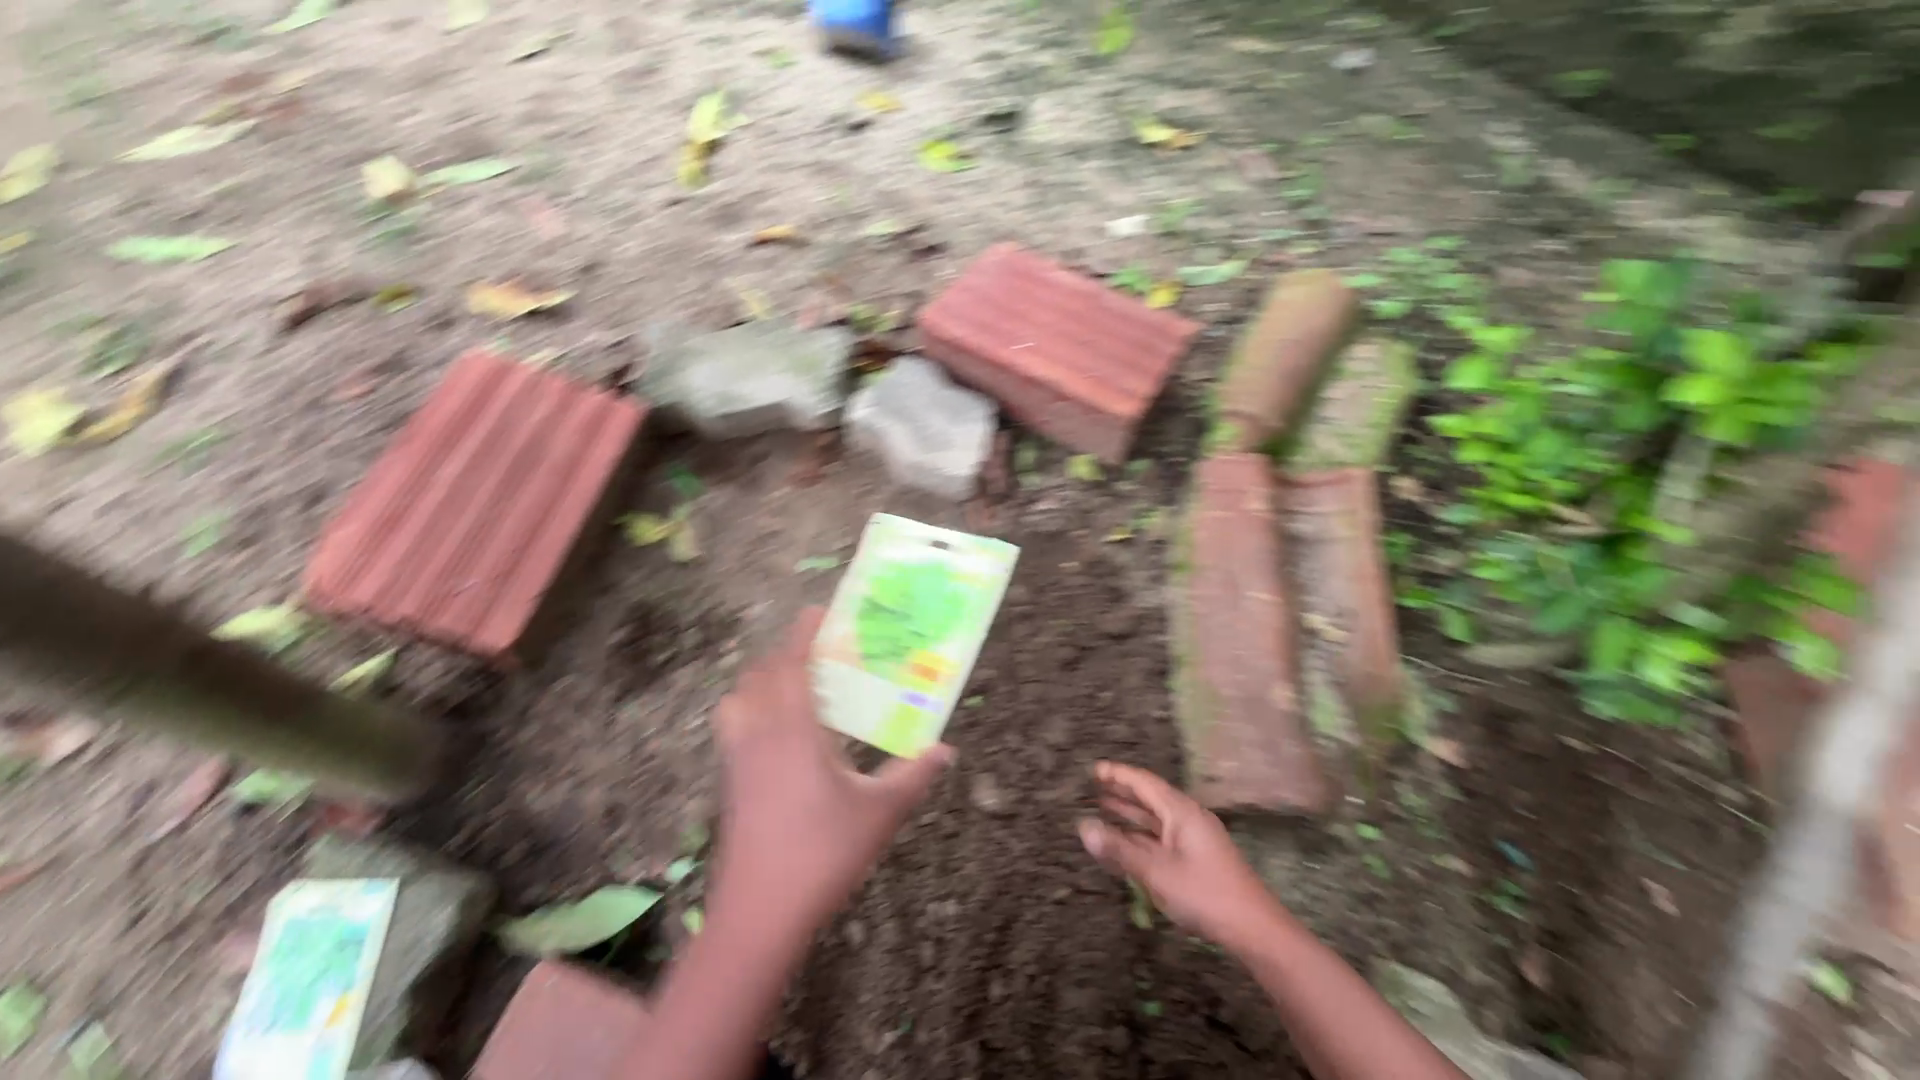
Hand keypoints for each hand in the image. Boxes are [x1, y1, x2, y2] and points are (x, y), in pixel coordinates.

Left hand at [709, 608, 954, 938]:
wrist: (759, 912)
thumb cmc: (823, 855)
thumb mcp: (880, 813)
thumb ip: (914, 776)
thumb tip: (945, 750)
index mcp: (793, 731)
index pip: (790, 665)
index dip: (802, 634)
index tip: (819, 612)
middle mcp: (758, 735)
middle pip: (760, 675)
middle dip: (786, 654)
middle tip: (820, 652)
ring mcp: (738, 761)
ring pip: (739, 700)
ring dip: (763, 681)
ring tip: (797, 688)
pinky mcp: (731, 785)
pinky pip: (735, 727)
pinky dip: (753, 711)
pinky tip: (783, 737)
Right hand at [1078, 761, 1286, 954]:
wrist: (1254, 928)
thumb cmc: (1204, 894)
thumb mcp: (1156, 872)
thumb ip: (1119, 849)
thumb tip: (1083, 827)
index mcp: (1181, 812)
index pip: (1144, 783)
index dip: (1118, 775)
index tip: (1094, 770)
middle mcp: (1187, 819)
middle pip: (1150, 798)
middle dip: (1122, 791)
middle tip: (1093, 785)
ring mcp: (1193, 839)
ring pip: (1155, 820)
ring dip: (1130, 814)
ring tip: (1103, 806)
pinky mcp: (1196, 859)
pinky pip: (1161, 839)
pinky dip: (1140, 836)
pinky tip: (1125, 842)